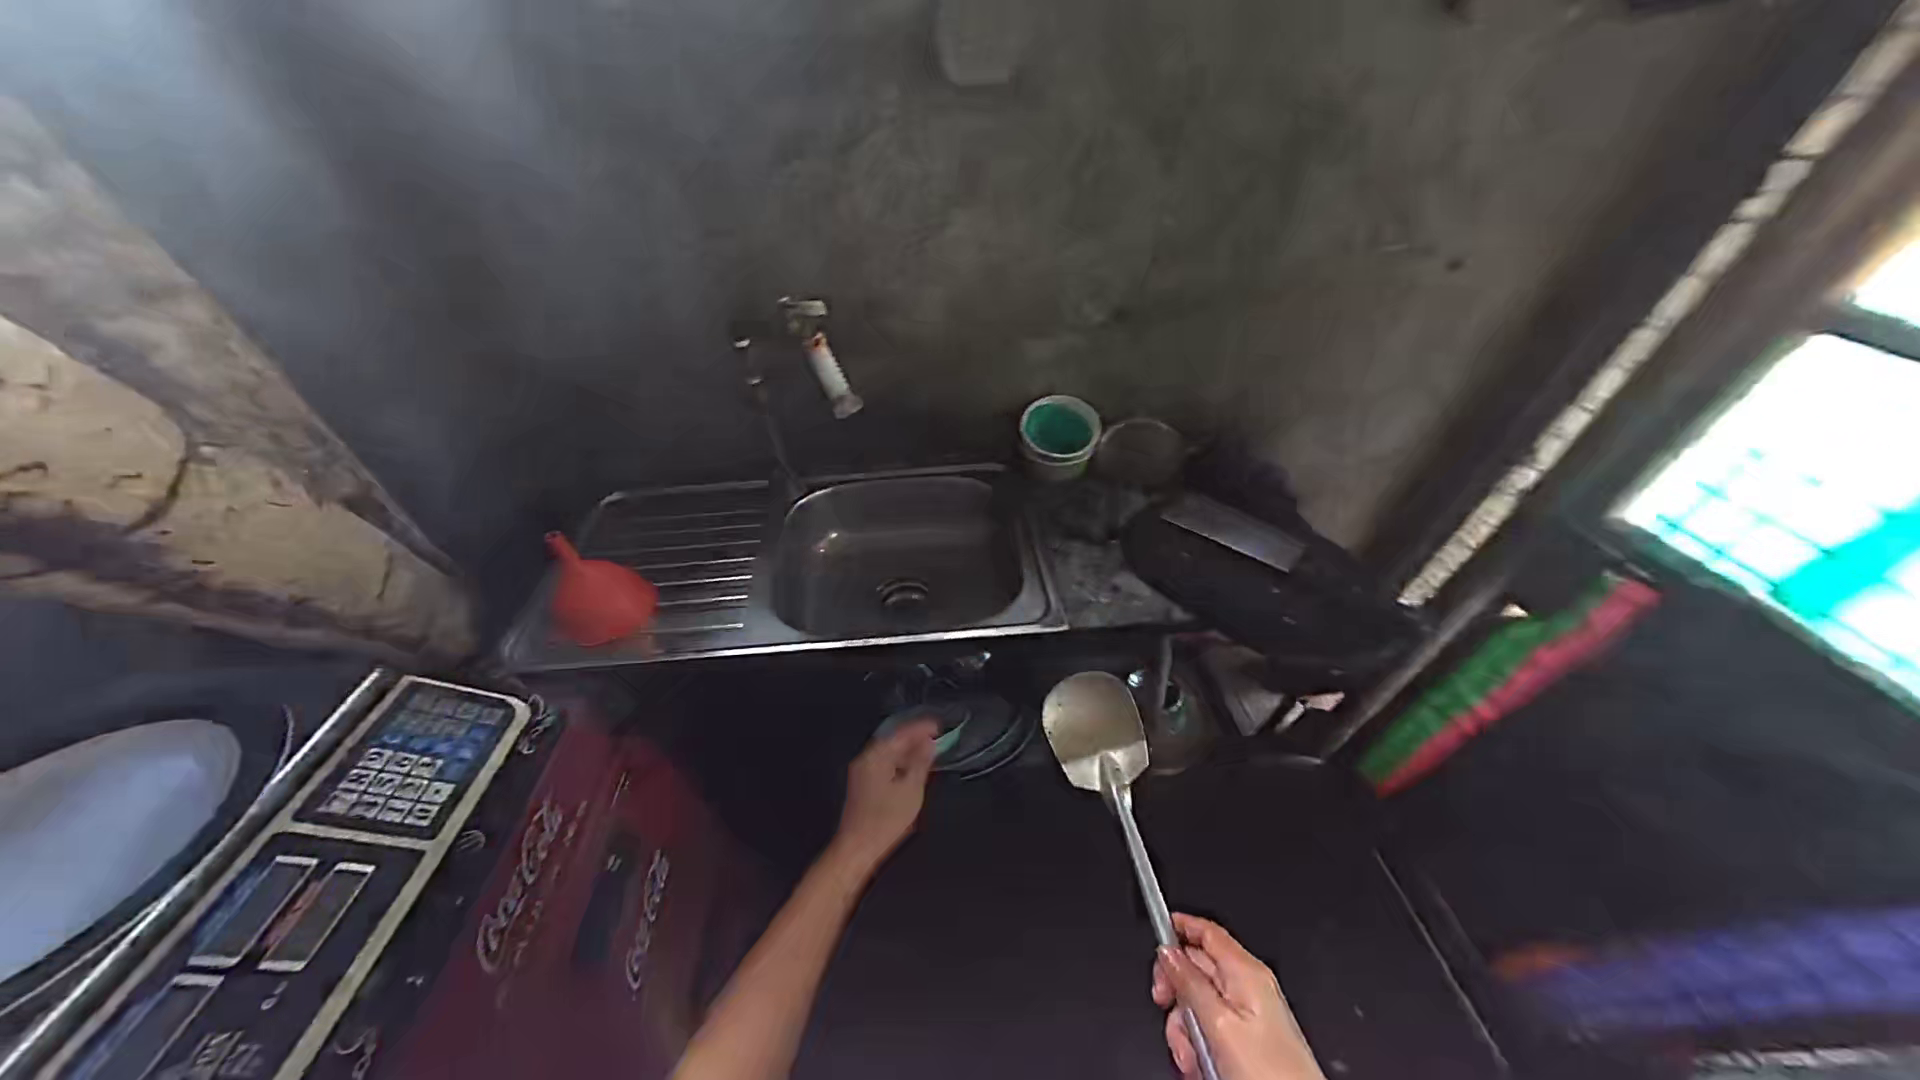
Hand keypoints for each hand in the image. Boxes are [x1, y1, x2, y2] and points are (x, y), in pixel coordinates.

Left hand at [828, 719, 937, 875]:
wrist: (857, 848)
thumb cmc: (886, 820)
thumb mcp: (911, 789)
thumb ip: (920, 763)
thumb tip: (928, 744)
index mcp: (875, 756)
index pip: (901, 733)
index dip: (920, 728)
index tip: (938, 725)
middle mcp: (866, 759)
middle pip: (892, 740)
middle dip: (914, 737)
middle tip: (934, 737)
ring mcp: (862, 772)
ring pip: (888, 752)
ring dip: (907, 750)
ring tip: (927, 750)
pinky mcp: (863, 784)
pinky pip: (884, 763)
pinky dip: (899, 761)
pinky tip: (911, 767)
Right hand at [1151, 914, 1324, 1079]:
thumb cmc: (1271, 1075)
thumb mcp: (1219, 1025)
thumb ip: (1190, 984)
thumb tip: (1168, 952)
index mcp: (1246, 972)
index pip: (1208, 932)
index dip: (1180, 927)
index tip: (1156, 934)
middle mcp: (1249, 987)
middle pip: (1197, 969)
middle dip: (1177, 992)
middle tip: (1165, 1006)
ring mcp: (1249, 1015)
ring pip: (1199, 1003)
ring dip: (1185, 1027)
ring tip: (1190, 1056)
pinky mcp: (1248, 1040)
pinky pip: (1211, 1028)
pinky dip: (1199, 1044)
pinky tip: (1200, 1066)